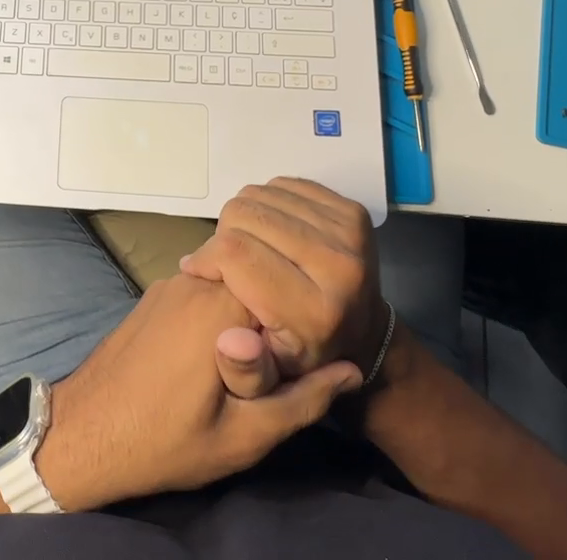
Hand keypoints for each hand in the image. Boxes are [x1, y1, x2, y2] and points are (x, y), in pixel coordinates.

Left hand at [34, 274, 362, 510]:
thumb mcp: (245, 436)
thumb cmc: (165, 440)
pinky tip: (206, 362)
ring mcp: (169, 284)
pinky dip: (214, 320)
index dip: (300, 324)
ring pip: (229, 288)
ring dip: (242, 322)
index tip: (295, 363)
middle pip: (258, 284)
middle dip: (271, 322)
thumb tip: (350, 369)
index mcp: (221, 306)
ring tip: (237, 373)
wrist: (83, 432)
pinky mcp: (153, 296)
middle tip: (269, 374)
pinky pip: (201, 294)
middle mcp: (195, 281)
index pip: (287, 287)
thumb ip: (303, 400)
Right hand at [179, 177, 387, 391]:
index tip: (202, 272)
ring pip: (258, 195)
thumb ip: (243, 372)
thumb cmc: (303, 354)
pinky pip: (280, 185)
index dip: (206, 257)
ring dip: (243, 219)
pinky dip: (266, 203)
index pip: (235, 252)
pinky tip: (273, 231)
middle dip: (223, 235)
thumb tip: (227, 341)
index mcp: (316, 310)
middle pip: (243, 215)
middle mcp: (340, 266)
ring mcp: (349, 232)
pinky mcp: (352, 209)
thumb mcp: (269, 380)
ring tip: (252, 247)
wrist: (365, 333)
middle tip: (229, 262)